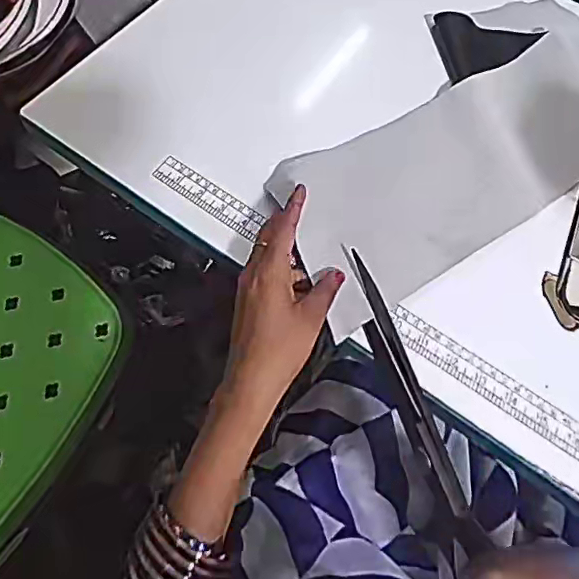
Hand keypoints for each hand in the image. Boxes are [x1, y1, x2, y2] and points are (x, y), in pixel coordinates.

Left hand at [224, 184, 342, 408]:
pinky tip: (297, 284)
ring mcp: (247, 290)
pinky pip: (263, 274)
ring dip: (284, 251)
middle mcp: (253, 277)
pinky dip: (279, 269)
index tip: (298, 195)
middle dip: (283, 224)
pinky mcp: (247, 303)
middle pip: (267, 239)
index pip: (281, 230)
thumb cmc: (274, 354)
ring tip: (306, 258)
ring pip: (265, 257)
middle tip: (297, 212)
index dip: (292, 210)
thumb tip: (332, 275)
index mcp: (268, 273)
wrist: (250, 383)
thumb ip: (324, 290)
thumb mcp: (311, 317)